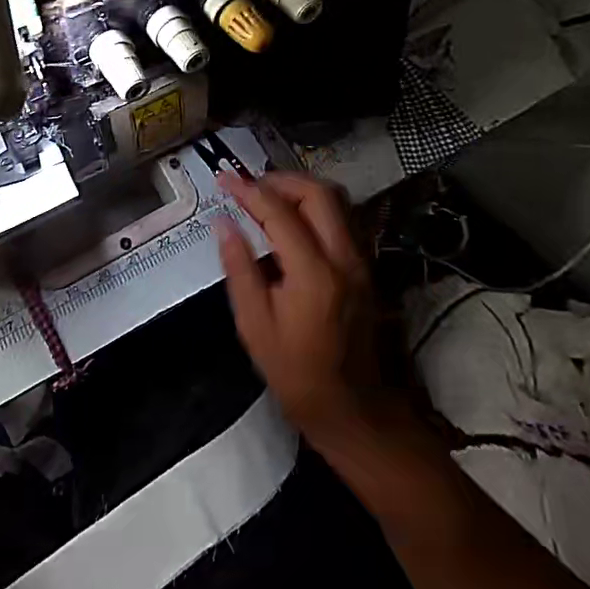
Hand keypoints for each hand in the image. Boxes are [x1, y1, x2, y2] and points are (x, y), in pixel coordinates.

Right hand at [214, 171, 383, 443]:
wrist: (352, 408)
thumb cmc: (296, 373)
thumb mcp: (255, 325)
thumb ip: (239, 268)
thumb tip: (224, 223)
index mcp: (314, 274)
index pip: (280, 213)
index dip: (249, 191)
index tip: (224, 179)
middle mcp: (345, 258)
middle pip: (319, 193)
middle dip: (281, 180)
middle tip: (249, 186)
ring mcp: (361, 261)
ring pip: (337, 201)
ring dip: (300, 189)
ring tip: (267, 197)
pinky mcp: (365, 268)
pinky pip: (342, 219)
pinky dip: (315, 207)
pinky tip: (291, 220)